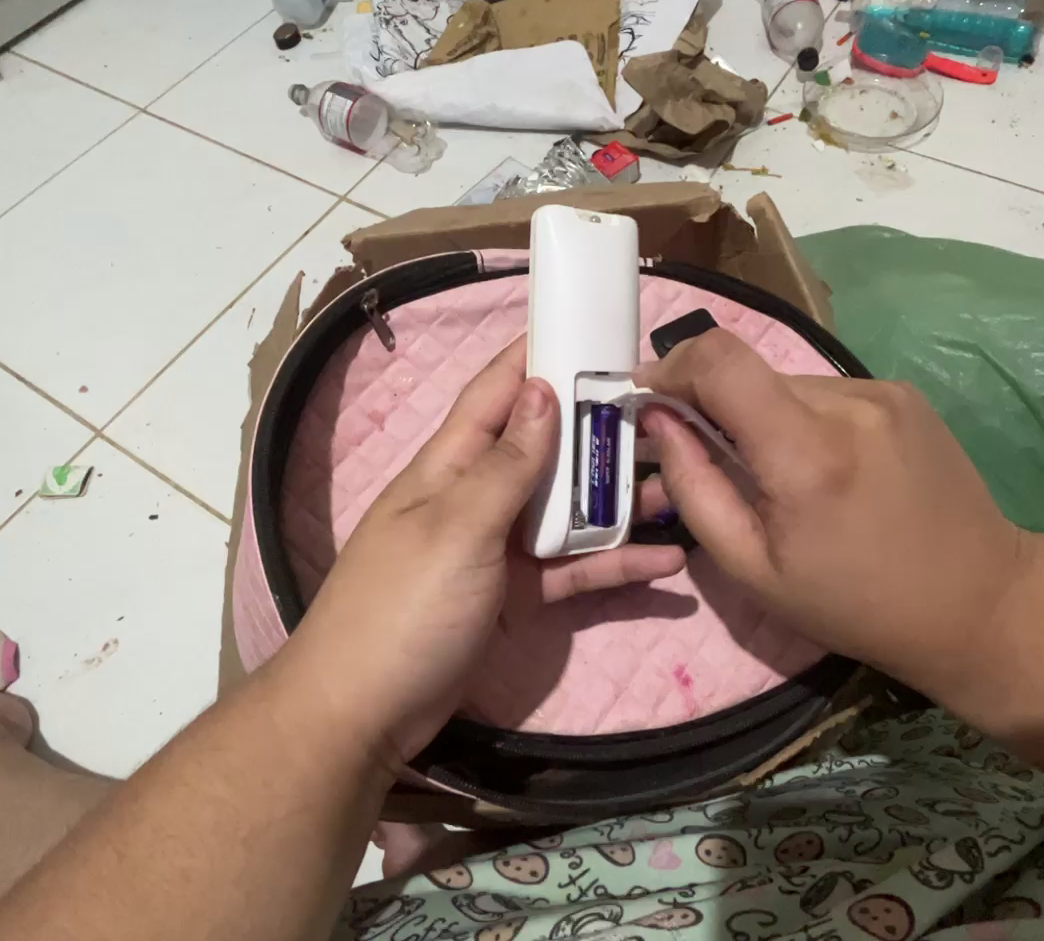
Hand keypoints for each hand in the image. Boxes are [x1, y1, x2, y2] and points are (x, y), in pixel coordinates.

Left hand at [285, 340, 686, 763]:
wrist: (364, 714)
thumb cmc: (403, 605)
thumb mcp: (457, 526)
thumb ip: (505, 463)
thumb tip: (539, 390)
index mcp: (450, 464)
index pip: (497, 393)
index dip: (536, 356)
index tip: (589, 329)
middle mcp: (477, 494)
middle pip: (545, 447)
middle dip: (595, 426)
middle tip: (661, 408)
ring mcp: (500, 547)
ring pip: (567, 507)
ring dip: (617, 497)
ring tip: (679, 481)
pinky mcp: (518, 595)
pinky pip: (573, 568)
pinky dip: (615, 562)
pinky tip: (666, 560)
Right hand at [635, 329, 1029, 681]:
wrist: (979, 601)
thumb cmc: (854, 602)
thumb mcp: (753, 570)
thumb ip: (695, 489)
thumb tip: (660, 422)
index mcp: (805, 453)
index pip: (720, 360)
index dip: (671, 366)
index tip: (649, 397)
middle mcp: (847, 404)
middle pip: (748, 374)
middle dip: (710, 405)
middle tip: (704, 454)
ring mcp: (882, 392)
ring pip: (784, 383)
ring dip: (759, 416)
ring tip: (775, 474)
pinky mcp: (902, 394)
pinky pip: (824, 392)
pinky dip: (800, 419)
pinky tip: (822, 468)